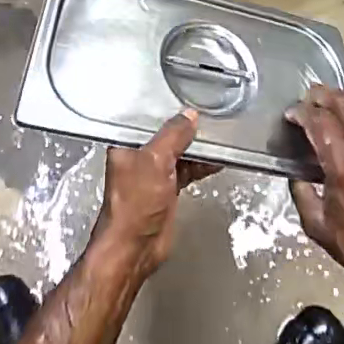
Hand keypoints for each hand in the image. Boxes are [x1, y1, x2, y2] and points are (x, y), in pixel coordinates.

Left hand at [93, 110, 216, 278]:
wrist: (135, 247)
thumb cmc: (136, 202)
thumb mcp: (155, 161)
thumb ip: (173, 136)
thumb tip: (190, 114)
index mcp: (124, 142)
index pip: (147, 117)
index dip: (167, 108)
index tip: (189, 97)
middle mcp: (137, 155)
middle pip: (164, 134)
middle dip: (185, 127)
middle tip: (210, 114)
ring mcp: (152, 173)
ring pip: (177, 152)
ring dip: (196, 147)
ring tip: (218, 136)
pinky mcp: (165, 189)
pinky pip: (185, 170)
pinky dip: (199, 165)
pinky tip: (216, 160)